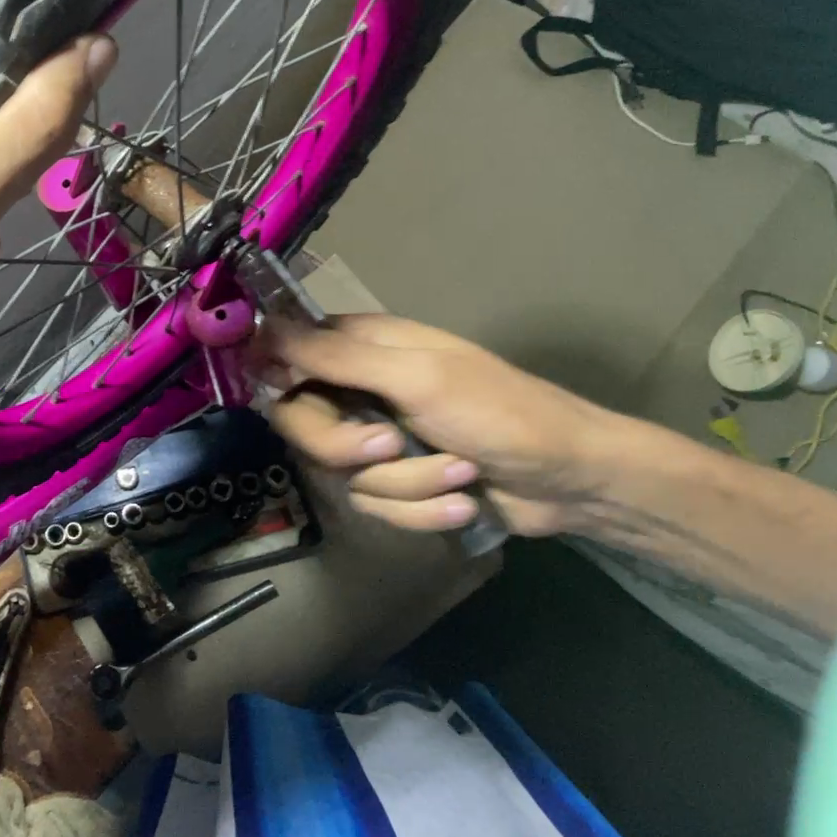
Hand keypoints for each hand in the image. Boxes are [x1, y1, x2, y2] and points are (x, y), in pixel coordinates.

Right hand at [256, 314, 622, 537]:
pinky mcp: (395, 484)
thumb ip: (337, 356)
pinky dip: (420, 510)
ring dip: (405, 484)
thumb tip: (263, 325)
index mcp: (361, 348)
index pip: (284, 353)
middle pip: (300, 424)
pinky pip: (374, 504)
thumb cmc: (501, 413)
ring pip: (341, 474)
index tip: (285, 397)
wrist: (572, 483)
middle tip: (389, 446)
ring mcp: (375, 440)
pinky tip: (462, 503)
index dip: (273, 376)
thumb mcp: (417, 377)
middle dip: (346, 448)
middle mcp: (358, 390)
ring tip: (459, 475)